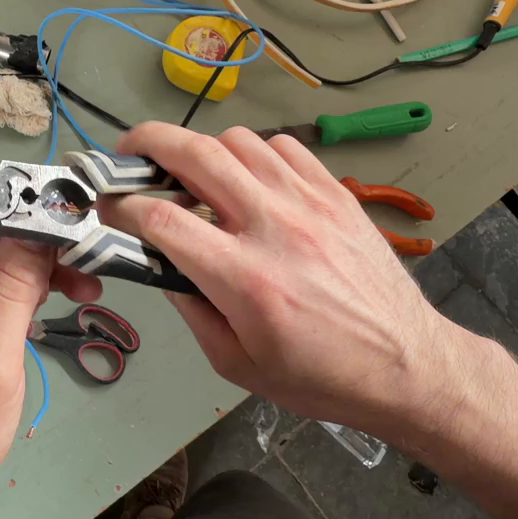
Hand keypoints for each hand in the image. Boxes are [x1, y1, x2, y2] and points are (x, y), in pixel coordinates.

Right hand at [98, 123, 475, 441]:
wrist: (408, 366)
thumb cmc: (319, 377)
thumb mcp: (236, 364)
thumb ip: (190, 307)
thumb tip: (160, 261)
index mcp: (245, 280)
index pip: (163, 219)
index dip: (123, 206)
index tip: (109, 208)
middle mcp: (274, 228)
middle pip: (196, 155)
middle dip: (148, 142)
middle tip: (128, 151)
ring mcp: (310, 203)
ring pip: (238, 141)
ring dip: (201, 148)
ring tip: (191, 173)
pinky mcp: (336, 193)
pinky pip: (283, 147)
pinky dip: (252, 153)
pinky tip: (248, 179)